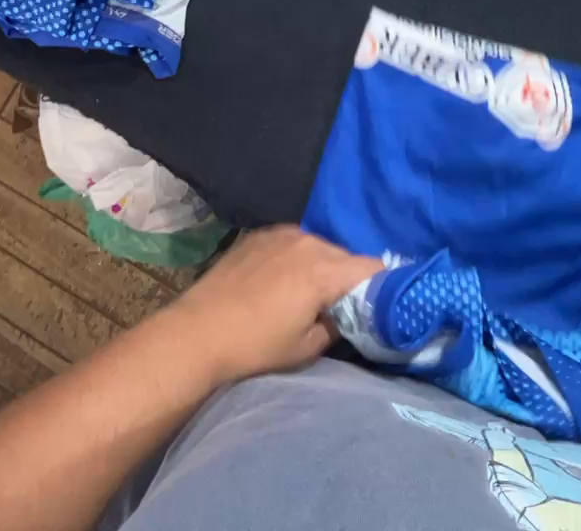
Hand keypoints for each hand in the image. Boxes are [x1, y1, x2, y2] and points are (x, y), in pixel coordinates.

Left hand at [158, 226, 381, 386]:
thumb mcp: (307, 346)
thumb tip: (347, 313)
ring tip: (307, 293)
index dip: (382, 285)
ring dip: (321, 266)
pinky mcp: (258, 234)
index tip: (379, 304)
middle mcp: (307, 241)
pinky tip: (280, 280)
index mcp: (324, 269)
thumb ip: (337, 324)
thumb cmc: (256, 345)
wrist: (199, 330)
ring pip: (318, 246)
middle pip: (345, 255)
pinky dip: (296, 258)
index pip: (373, 266)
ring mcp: (280, 233)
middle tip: (341, 306)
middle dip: (349, 278)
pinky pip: (292, 242)